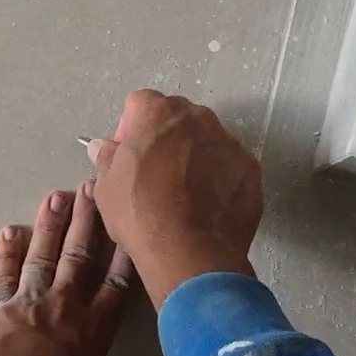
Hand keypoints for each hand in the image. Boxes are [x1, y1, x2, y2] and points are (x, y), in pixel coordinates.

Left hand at [0, 184, 150, 355]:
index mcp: (94, 333)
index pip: (118, 283)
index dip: (127, 252)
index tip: (133, 223)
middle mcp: (65, 308)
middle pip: (82, 256)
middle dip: (90, 220)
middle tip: (94, 186)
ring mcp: (28, 304)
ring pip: (45, 255)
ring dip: (52, 223)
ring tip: (58, 194)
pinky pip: (3, 273)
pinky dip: (7, 252)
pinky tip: (11, 230)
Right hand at [85, 89, 263, 308]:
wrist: (191, 251)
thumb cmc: (140, 214)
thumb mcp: (107, 187)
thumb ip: (107, 158)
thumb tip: (104, 147)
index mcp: (158, 113)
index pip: (140, 104)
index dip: (129, 128)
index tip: (127, 156)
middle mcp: (198, 117)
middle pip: (178, 117)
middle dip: (165, 138)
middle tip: (155, 173)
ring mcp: (229, 142)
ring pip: (207, 140)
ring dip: (194, 157)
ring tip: (183, 194)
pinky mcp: (251, 169)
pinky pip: (229, 166)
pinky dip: (219, 179)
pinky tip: (206, 206)